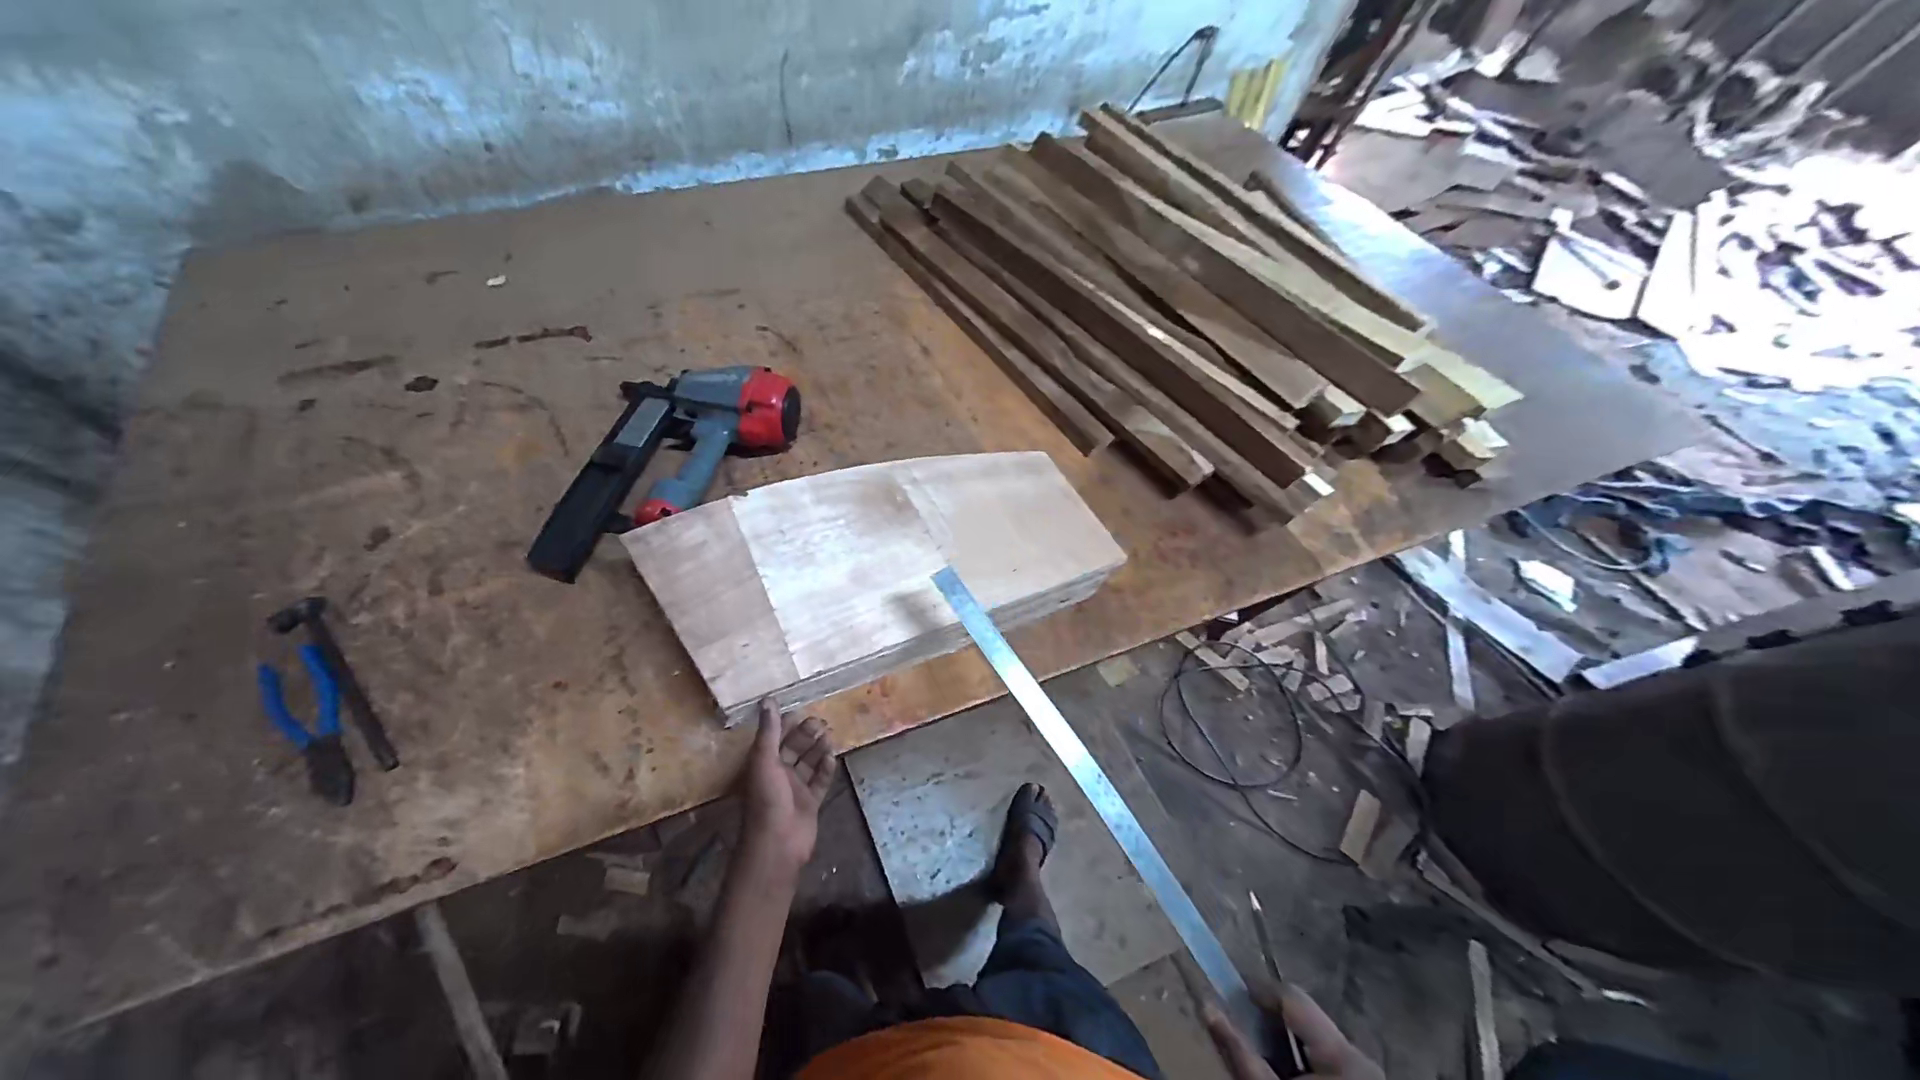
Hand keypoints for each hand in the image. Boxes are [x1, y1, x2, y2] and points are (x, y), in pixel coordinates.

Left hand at [738, 698, 835, 876]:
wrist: (778, 843)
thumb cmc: (767, 799)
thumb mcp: (764, 760)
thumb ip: (769, 731)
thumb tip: (768, 699)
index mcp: (763, 764)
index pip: (776, 737)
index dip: (788, 723)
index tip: (804, 710)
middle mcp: (778, 774)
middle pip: (795, 748)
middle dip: (807, 734)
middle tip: (822, 722)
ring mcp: (795, 789)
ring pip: (809, 762)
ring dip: (819, 748)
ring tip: (831, 735)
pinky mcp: (811, 802)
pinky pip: (820, 780)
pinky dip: (826, 768)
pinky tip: (833, 758)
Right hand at [1202, 986, 1383, 1079]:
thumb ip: (1238, 1051)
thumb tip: (1207, 1006)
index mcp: (1342, 1055)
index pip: (1292, 997)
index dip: (1257, 991)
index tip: (1227, 995)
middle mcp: (1360, 1060)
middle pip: (1304, 1021)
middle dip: (1269, 1025)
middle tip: (1239, 1034)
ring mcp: (1367, 1079)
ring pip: (1315, 1046)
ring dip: (1284, 1048)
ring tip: (1261, 1063)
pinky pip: (1327, 1068)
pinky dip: (1301, 1068)